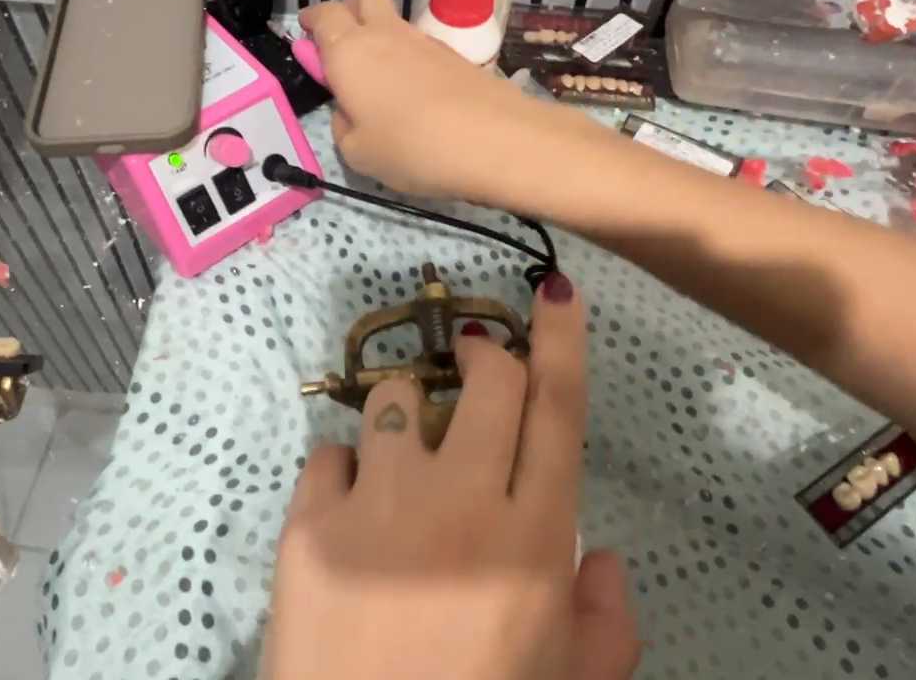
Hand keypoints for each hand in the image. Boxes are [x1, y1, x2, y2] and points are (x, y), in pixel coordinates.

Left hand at [262, 275, 639, 679]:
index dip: (562, 340)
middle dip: (483, 356)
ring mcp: (380, 505)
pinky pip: (329, 452)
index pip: (559, 410)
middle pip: (484, 378)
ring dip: (407, 412)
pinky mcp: (309, 523)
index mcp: (534, 540)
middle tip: (475, 369)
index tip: (555, 290)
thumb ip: (605, 624)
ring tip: (403, 462)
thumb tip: (601, 552)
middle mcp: (462, 502)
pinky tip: (345, 514)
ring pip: (397, 396)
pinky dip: (342, 470)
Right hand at [299, 0, 591, 202]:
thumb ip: (343, 125)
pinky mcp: (455, 57)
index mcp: (348, 52)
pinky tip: (416, 97)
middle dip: (348, 11)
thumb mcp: (357, 152)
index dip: (311, 21)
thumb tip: (349, 110)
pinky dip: (409, 60)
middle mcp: (384, 35)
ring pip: (393, 22)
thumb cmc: (411, 148)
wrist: (494, 141)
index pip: (323, 15)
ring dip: (381, 39)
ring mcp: (424, 42)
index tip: (306, 35)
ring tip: (382, 85)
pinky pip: (420, 47)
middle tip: (342, 47)